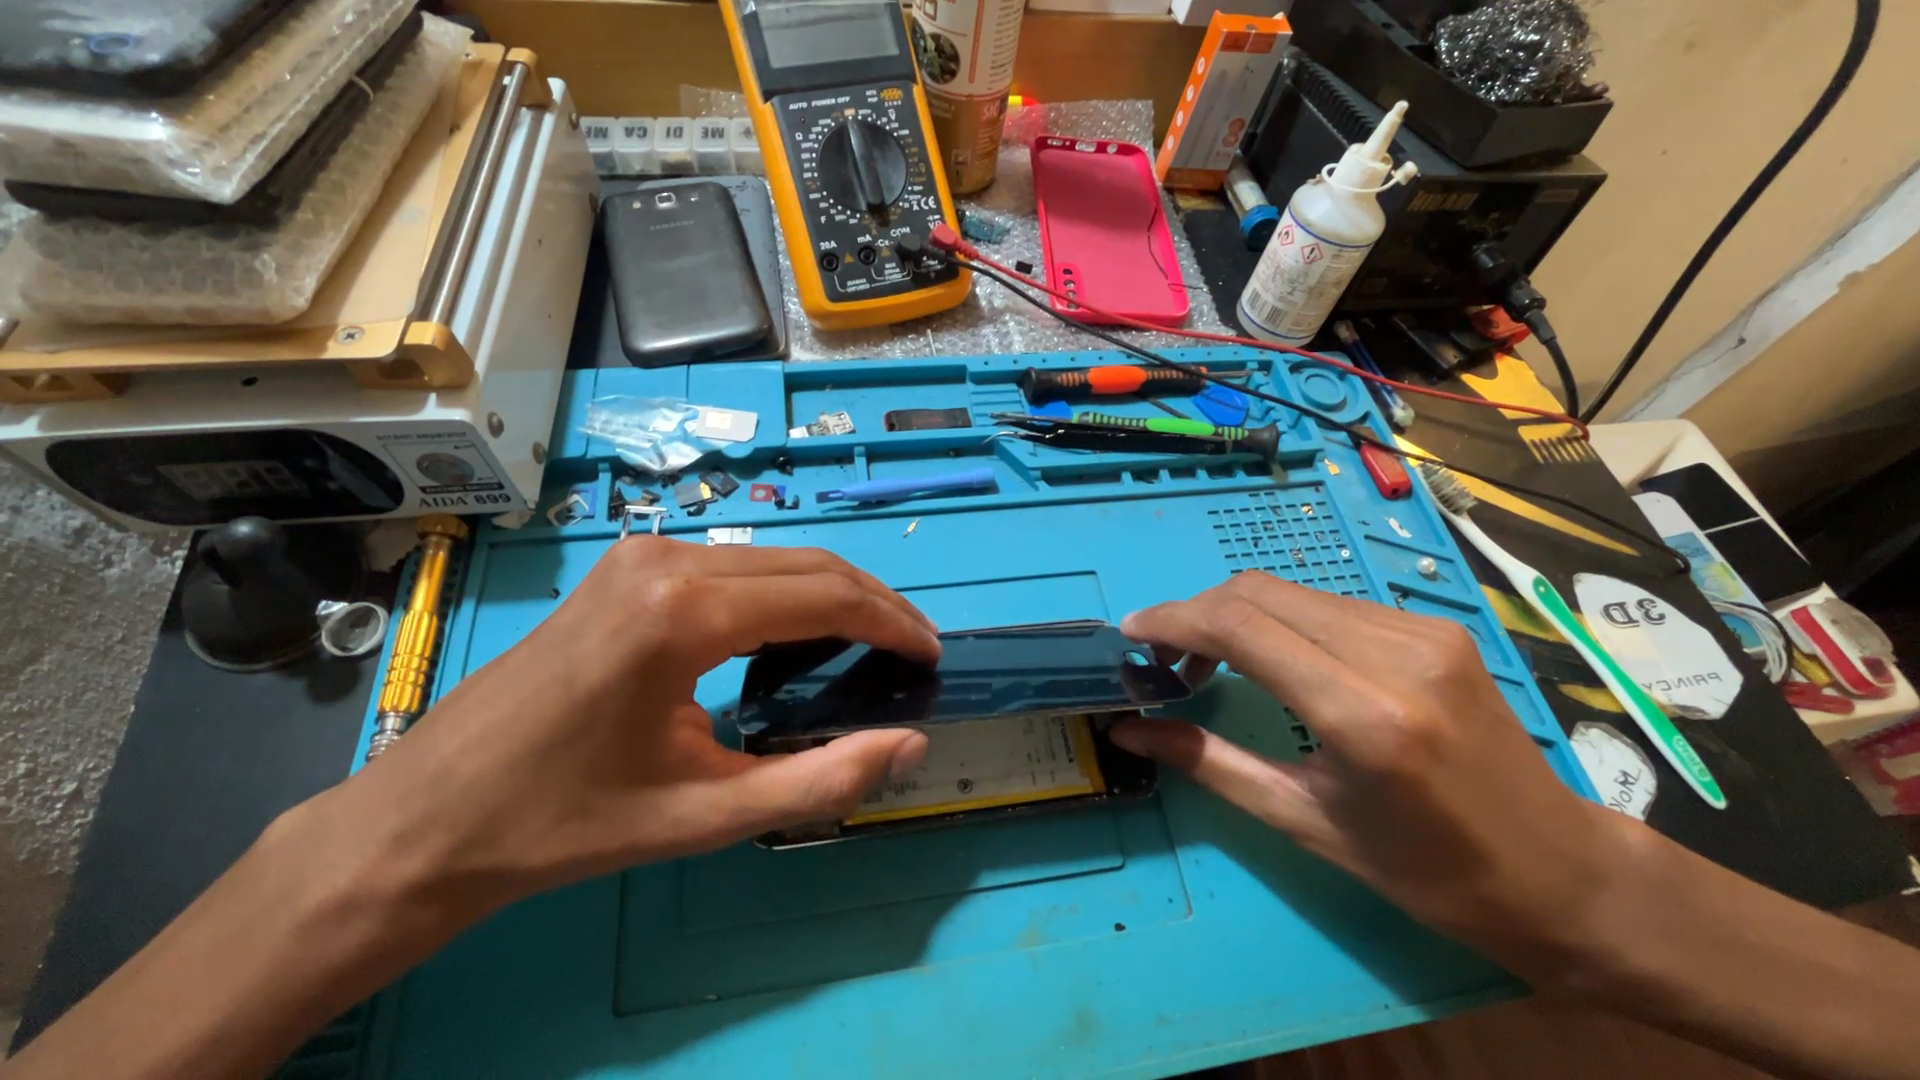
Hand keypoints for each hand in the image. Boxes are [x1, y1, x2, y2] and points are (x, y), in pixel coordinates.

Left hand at [336, 537, 939, 907]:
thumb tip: (908, 745)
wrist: (431, 816)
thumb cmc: (568, 823)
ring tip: (868, 645)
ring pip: (770, 559)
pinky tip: (794, 635)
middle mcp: (666, 560)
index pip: (826, 596)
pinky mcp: (624, 569)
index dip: (892, 623)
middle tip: (912, 651)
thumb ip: (820, 780)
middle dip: (872, 603)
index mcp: (686, 612)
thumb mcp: (706, 814)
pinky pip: (730, 566)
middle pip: (806, 564)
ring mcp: (639, 557)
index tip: (931, 654)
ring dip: (828, 594)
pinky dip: (780, 593)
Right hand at [1111, 573, 1626, 979]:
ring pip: (1293, 591)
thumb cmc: (1423, 869)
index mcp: (1364, 715)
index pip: (1243, 626)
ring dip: (1235, 615)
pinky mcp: (1435, 627)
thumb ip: (1209, 763)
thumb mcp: (1304, 822)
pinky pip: (1330, 604)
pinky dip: (1280, 620)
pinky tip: (1271, 657)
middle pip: (1260, 592)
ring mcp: (1423, 632)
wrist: (1555, 868)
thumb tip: (1130, 732)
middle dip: (1196, 614)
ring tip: (1207, 661)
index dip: (1175, 620)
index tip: (1131, 635)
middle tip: (1164, 659)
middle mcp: (1395, 654)